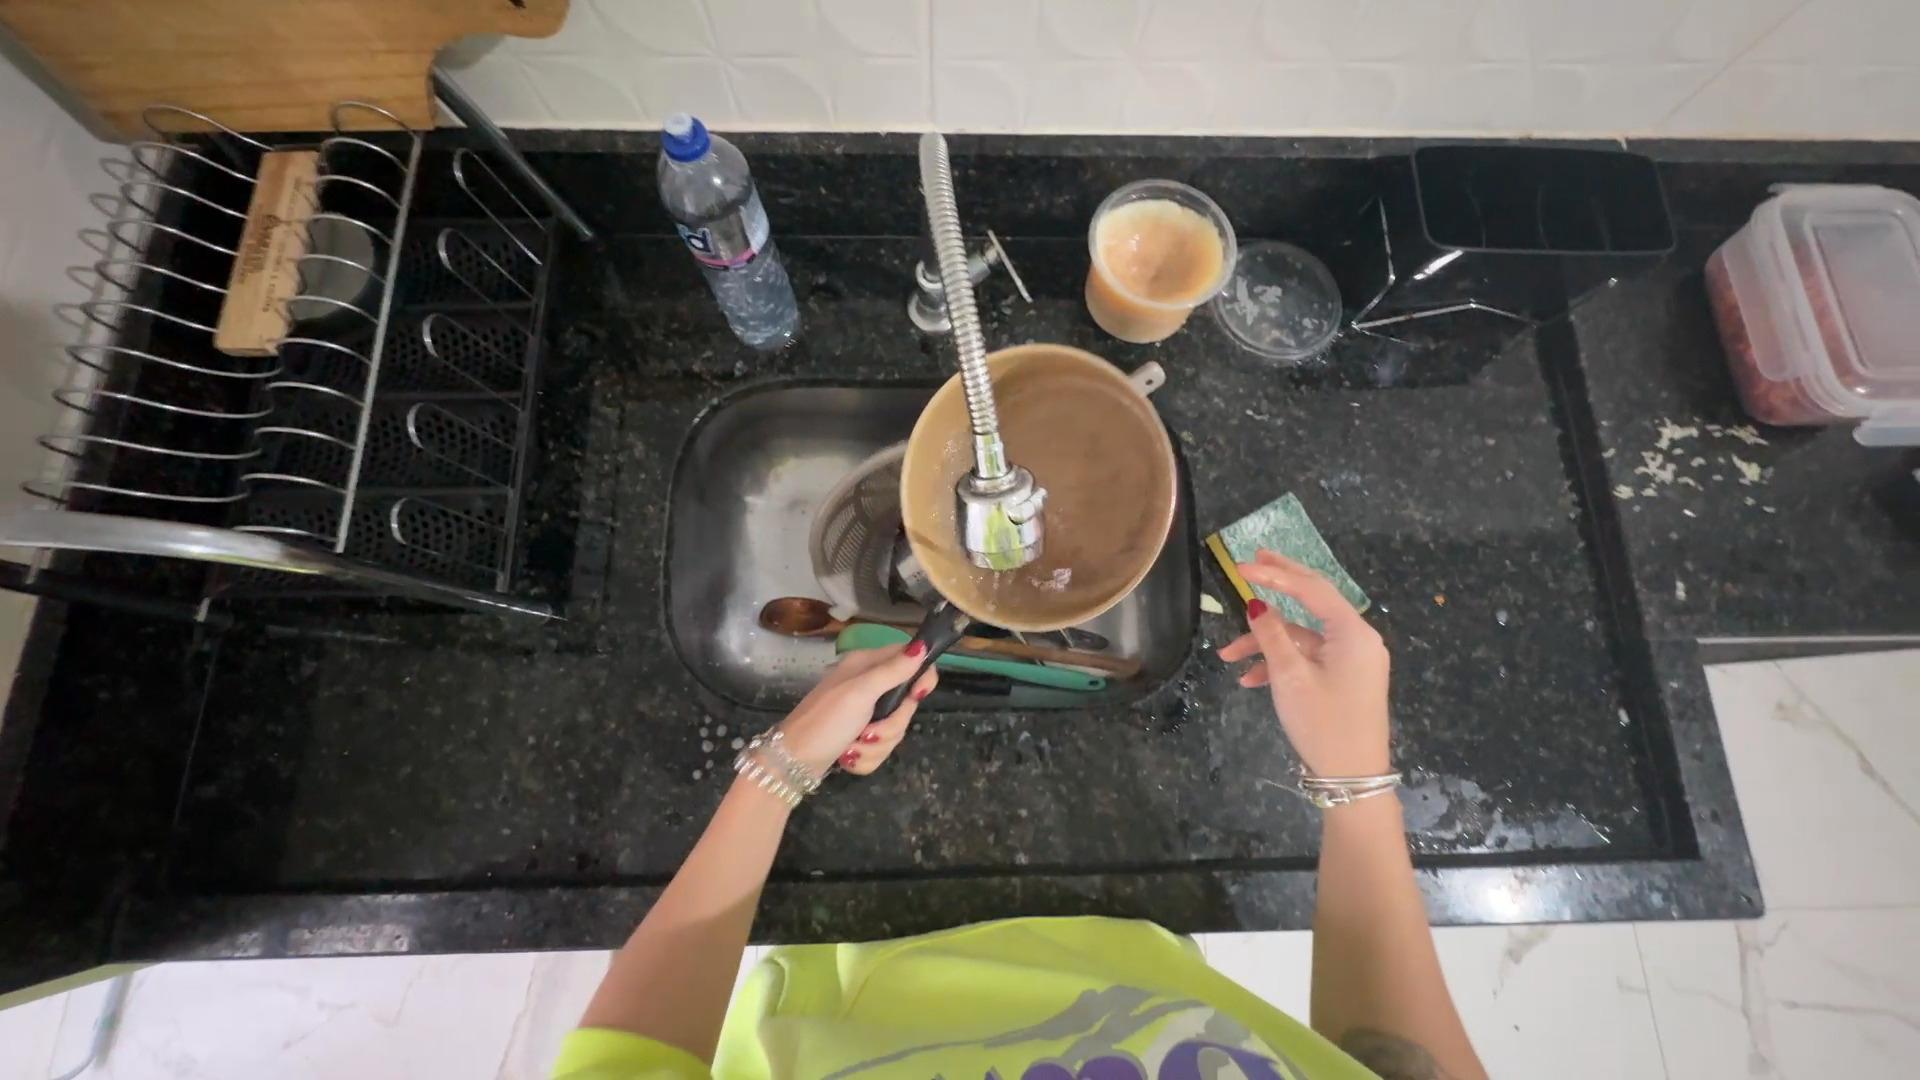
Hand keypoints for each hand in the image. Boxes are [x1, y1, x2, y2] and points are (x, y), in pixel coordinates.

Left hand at [777, 645, 937, 776]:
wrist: (791, 762)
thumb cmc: (824, 722)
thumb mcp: (860, 693)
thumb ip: (893, 670)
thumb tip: (923, 644)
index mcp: (867, 665)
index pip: (911, 659)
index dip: (921, 678)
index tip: (917, 696)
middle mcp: (869, 685)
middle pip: (907, 703)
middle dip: (891, 726)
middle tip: (869, 731)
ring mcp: (865, 712)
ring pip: (896, 730)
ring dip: (876, 746)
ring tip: (853, 746)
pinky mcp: (861, 736)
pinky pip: (882, 747)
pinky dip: (867, 757)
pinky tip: (848, 756)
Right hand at [1216, 549, 1390, 776]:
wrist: (1352, 777)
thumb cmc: (1324, 722)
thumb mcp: (1290, 677)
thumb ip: (1271, 636)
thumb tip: (1255, 604)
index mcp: (1352, 633)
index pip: (1310, 589)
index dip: (1274, 574)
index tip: (1241, 567)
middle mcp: (1356, 639)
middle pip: (1313, 599)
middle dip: (1279, 584)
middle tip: (1254, 560)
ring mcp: (1350, 659)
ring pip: (1300, 635)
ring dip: (1264, 642)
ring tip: (1227, 655)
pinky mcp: (1342, 677)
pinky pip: (1306, 658)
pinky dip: (1278, 663)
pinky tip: (1249, 680)